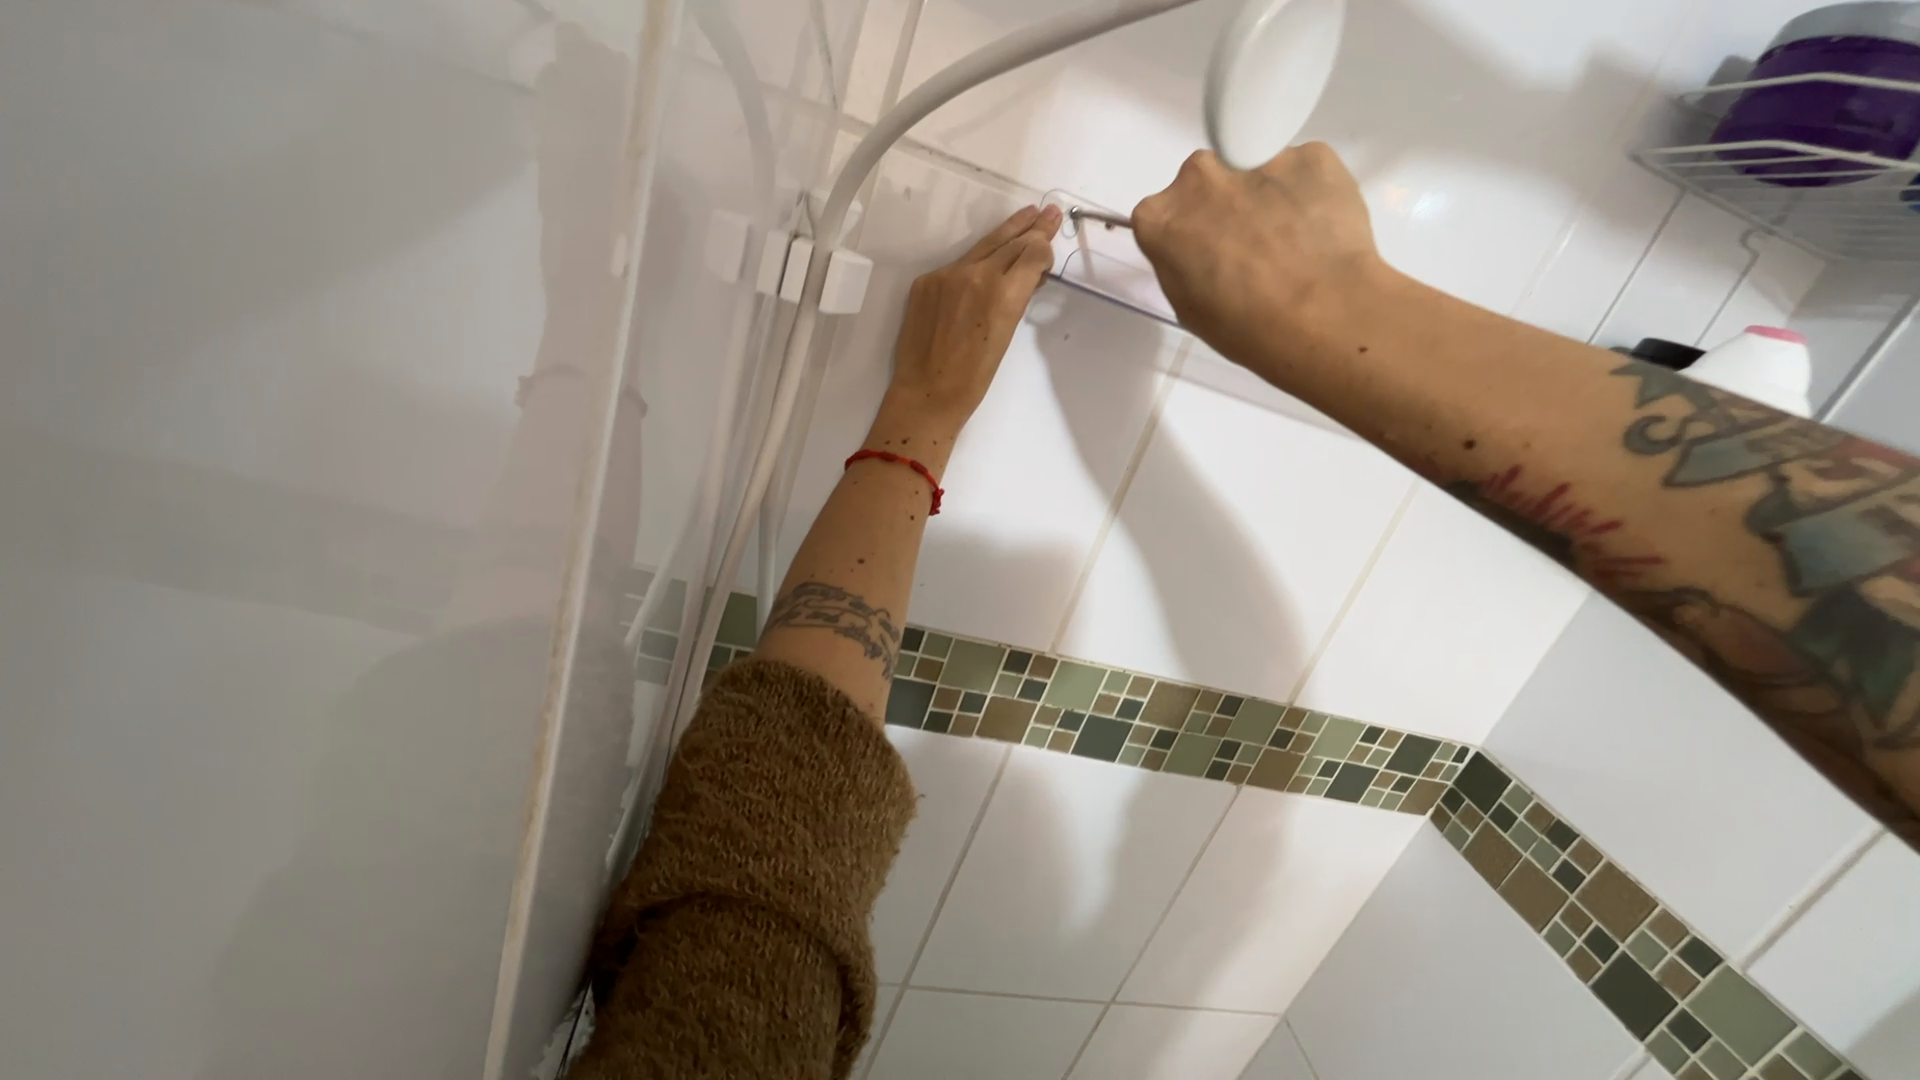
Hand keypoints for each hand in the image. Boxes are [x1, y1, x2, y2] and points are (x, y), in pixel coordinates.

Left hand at [875, 205, 1062, 448]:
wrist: (927, 393)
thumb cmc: (973, 378)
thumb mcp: (1006, 335)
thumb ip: (1015, 299)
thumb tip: (1024, 277)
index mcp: (1003, 294)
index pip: (1032, 254)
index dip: (1044, 246)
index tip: (1050, 240)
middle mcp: (976, 275)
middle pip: (1011, 242)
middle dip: (1033, 229)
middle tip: (1048, 213)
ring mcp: (947, 275)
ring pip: (984, 247)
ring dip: (1007, 234)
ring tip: (1026, 217)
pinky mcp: (926, 281)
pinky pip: (958, 265)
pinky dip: (975, 263)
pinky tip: (984, 262)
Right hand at [1133, 145, 1388, 380]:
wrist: (1321, 315)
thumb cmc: (1243, 325)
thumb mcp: (1187, 306)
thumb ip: (1180, 261)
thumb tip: (1197, 248)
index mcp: (1160, 215)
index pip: (1162, 214)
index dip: (1185, 236)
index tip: (1204, 255)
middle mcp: (1201, 175)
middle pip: (1205, 182)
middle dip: (1222, 205)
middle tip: (1248, 246)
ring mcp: (1256, 159)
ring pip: (1257, 172)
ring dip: (1267, 198)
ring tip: (1292, 243)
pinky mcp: (1312, 155)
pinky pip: (1305, 170)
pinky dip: (1311, 193)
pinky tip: (1320, 231)